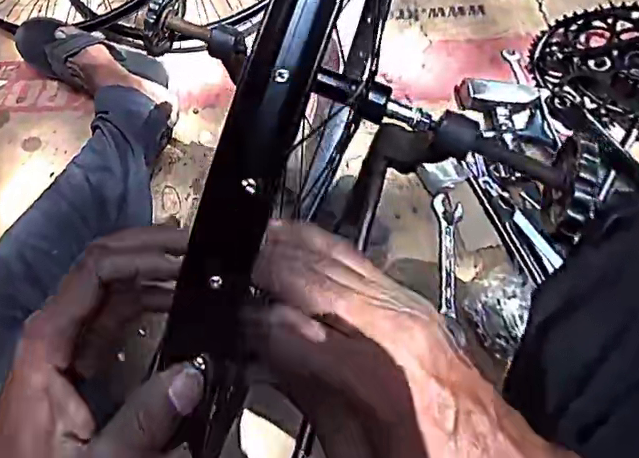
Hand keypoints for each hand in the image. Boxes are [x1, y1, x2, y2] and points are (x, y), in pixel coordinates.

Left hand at [0, 226, 205, 457]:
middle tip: (190, 244)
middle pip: (101, 266)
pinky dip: (144, 300)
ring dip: (149, 271)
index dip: (139, 256)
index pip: (94, 270)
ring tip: (189, 264)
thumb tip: (192, 374)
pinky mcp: (75, 358)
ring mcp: (64, 340)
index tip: (178, 259)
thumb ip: (144, 421)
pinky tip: (172, 299)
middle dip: (146, 249)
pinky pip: (111, 315)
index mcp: (46, 340)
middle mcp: (52, 328)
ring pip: (109, 287)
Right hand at [247, 221, 565, 457]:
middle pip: (314, 279)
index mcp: (386, 377)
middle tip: (228, 267)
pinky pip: (354, 255)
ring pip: (332, 255)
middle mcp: (397, 325)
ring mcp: (407, 303)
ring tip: (249, 241)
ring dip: (287, 246)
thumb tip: (269, 350)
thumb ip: (316, 402)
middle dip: (266, 269)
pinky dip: (316, 242)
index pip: (302, 332)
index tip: (231, 320)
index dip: (259, 324)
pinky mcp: (410, 297)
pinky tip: (292, 236)